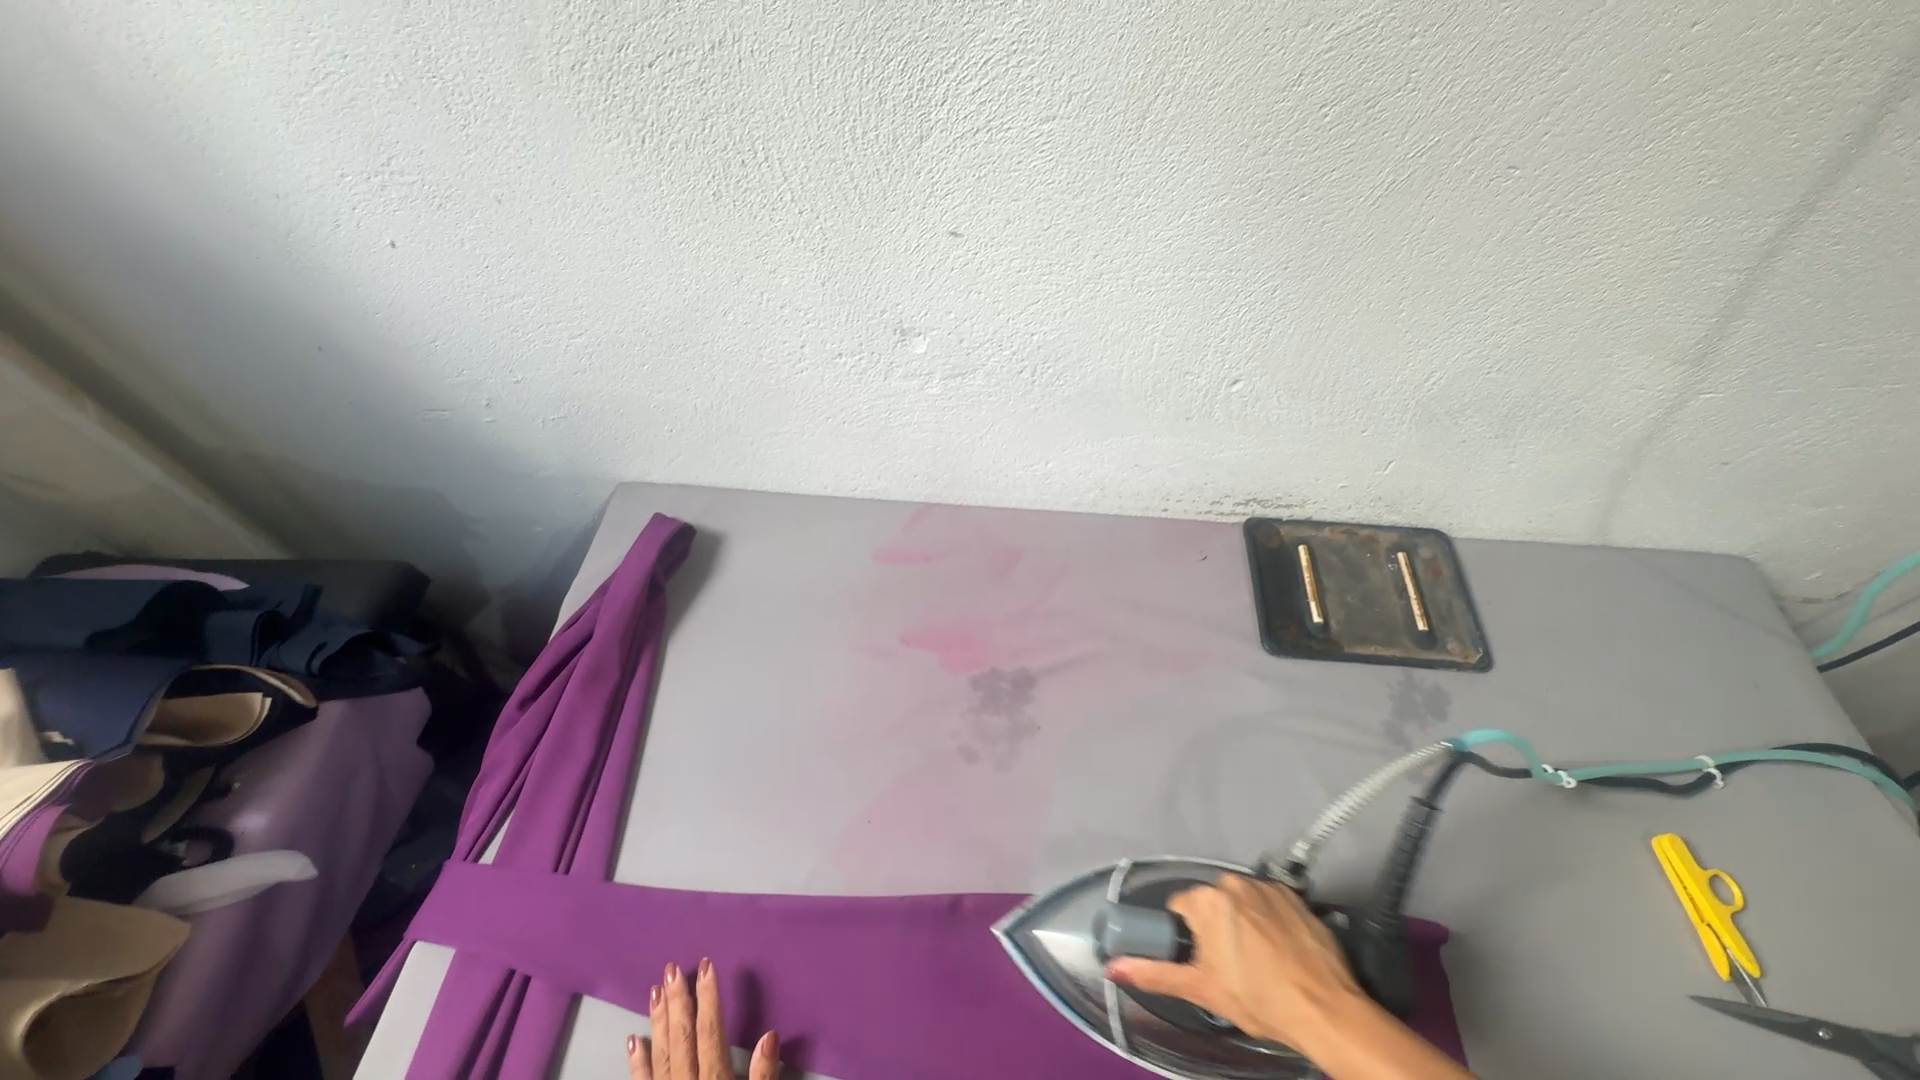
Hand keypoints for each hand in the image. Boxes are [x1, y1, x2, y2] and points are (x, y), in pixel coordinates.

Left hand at [627, 959, 779, 1079]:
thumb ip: (764, 1075)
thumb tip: (770, 1036)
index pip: (710, 1031)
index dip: (709, 997)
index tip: (706, 967)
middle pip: (682, 1037)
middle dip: (679, 1001)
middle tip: (672, 969)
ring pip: (662, 1053)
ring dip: (659, 1021)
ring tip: (655, 990)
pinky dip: (638, 1061)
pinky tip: (634, 1039)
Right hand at [1104, 874, 1361, 1051]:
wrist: (1326, 1008)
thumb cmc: (1259, 999)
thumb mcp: (1202, 989)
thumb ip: (1155, 974)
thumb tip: (1113, 968)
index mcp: (1207, 901)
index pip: (1180, 908)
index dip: (1186, 935)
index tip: (1201, 959)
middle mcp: (1235, 883)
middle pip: (1211, 902)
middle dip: (1215, 927)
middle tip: (1229, 964)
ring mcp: (1268, 887)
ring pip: (1241, 901)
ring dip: (1243, 921)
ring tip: (1258, 959)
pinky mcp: (1296, 896)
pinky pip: (1270, 902)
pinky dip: (1269, 919)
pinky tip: (1279, 949)